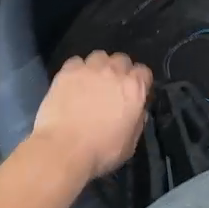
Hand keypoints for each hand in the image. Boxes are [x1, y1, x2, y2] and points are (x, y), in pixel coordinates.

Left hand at [33, 51, 152, 179]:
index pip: (144, 72)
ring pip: (99, 56)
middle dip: (119, 70)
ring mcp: (89, 69)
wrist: (64, 149)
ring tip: (91, 82)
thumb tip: (137, 111)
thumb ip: (137, 121)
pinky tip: (73, 83)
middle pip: (121, 59)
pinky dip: (77, 69)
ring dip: (99, 67)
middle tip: (111, 87)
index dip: (139, 81)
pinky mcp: (67, 71)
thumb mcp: (130, 144)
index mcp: (134, 89)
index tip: (133, 92)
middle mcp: (114, 72)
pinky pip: (76, 61)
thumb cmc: (101, 151)